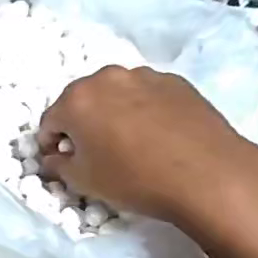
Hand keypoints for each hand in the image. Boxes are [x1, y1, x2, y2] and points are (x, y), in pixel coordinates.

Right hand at [38, 65, 257, 236]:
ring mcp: (144, 75)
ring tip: (124, 143)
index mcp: (77, 99)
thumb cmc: (133, 178)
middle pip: (81, 101)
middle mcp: (107, 77)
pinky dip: (140, 111)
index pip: (49, 121)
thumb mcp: (83, 181)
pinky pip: (145, 95)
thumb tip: (54, 157)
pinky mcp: (176, 82)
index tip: (59, 162)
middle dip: (79, 124)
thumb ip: (59, 165)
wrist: (207, 174)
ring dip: (110, 114)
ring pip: (114, 95)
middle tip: (90, 152)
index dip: (50, 144)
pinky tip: (153, 137)